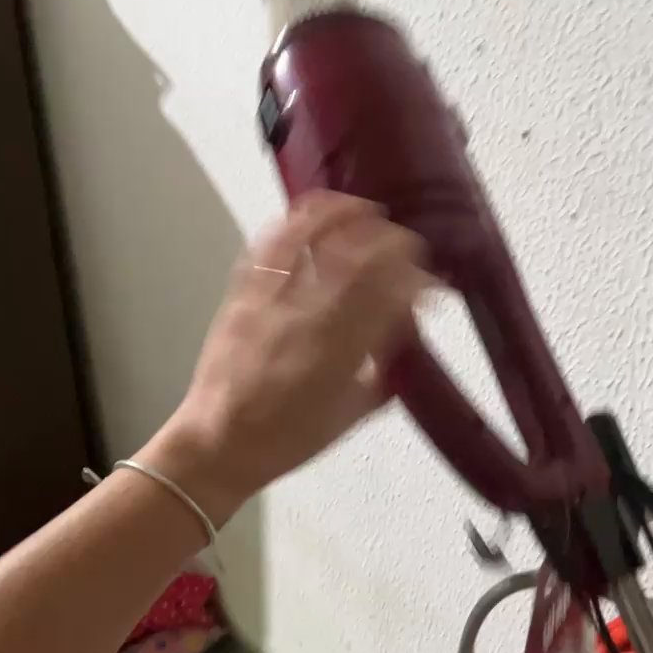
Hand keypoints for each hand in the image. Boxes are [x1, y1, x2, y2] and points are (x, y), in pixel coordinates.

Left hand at [141, 193, 429, 521]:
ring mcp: (269, 302)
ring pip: (311, 240)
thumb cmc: (289, 438)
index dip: (419, 280)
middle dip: (394, 243)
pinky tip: (313, 211)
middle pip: (358, 259)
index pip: (391, 298)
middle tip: (409, 245)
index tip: (434, 280)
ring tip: (366, 210)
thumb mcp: (350, 415)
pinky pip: (268, 245)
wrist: (218, 443)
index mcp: (339, 355)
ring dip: (345, 217)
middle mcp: (306, 320)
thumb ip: (383, 372)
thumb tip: (404, 332)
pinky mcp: (242, 294)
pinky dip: (294, 222)